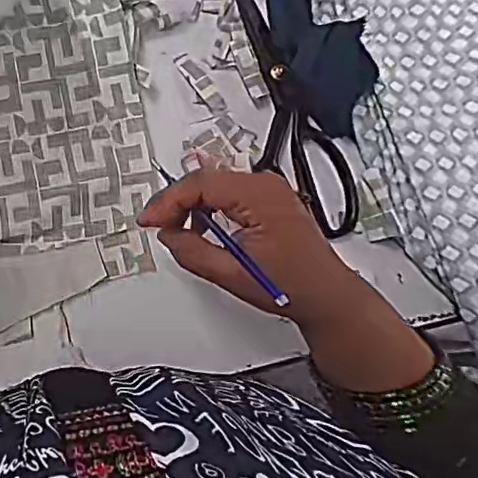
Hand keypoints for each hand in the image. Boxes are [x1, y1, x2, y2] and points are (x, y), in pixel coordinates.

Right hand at [137, 170, 433, 390]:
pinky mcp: (269, 200)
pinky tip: (203, 230)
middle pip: (206, 180)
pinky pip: (229, 194)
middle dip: (176, 203)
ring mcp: (270, 190)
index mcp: (259, 195)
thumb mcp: (231, 273)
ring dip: (193, 206)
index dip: (167, 201)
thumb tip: (169, 235)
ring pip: (215, 186)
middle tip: (158, 225)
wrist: (327, 297)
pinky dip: (210, 209)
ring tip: (180, 232)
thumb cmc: (295, 286)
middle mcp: (266, 185)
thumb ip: (192, 251)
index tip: (150, 219)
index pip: (200, 184)